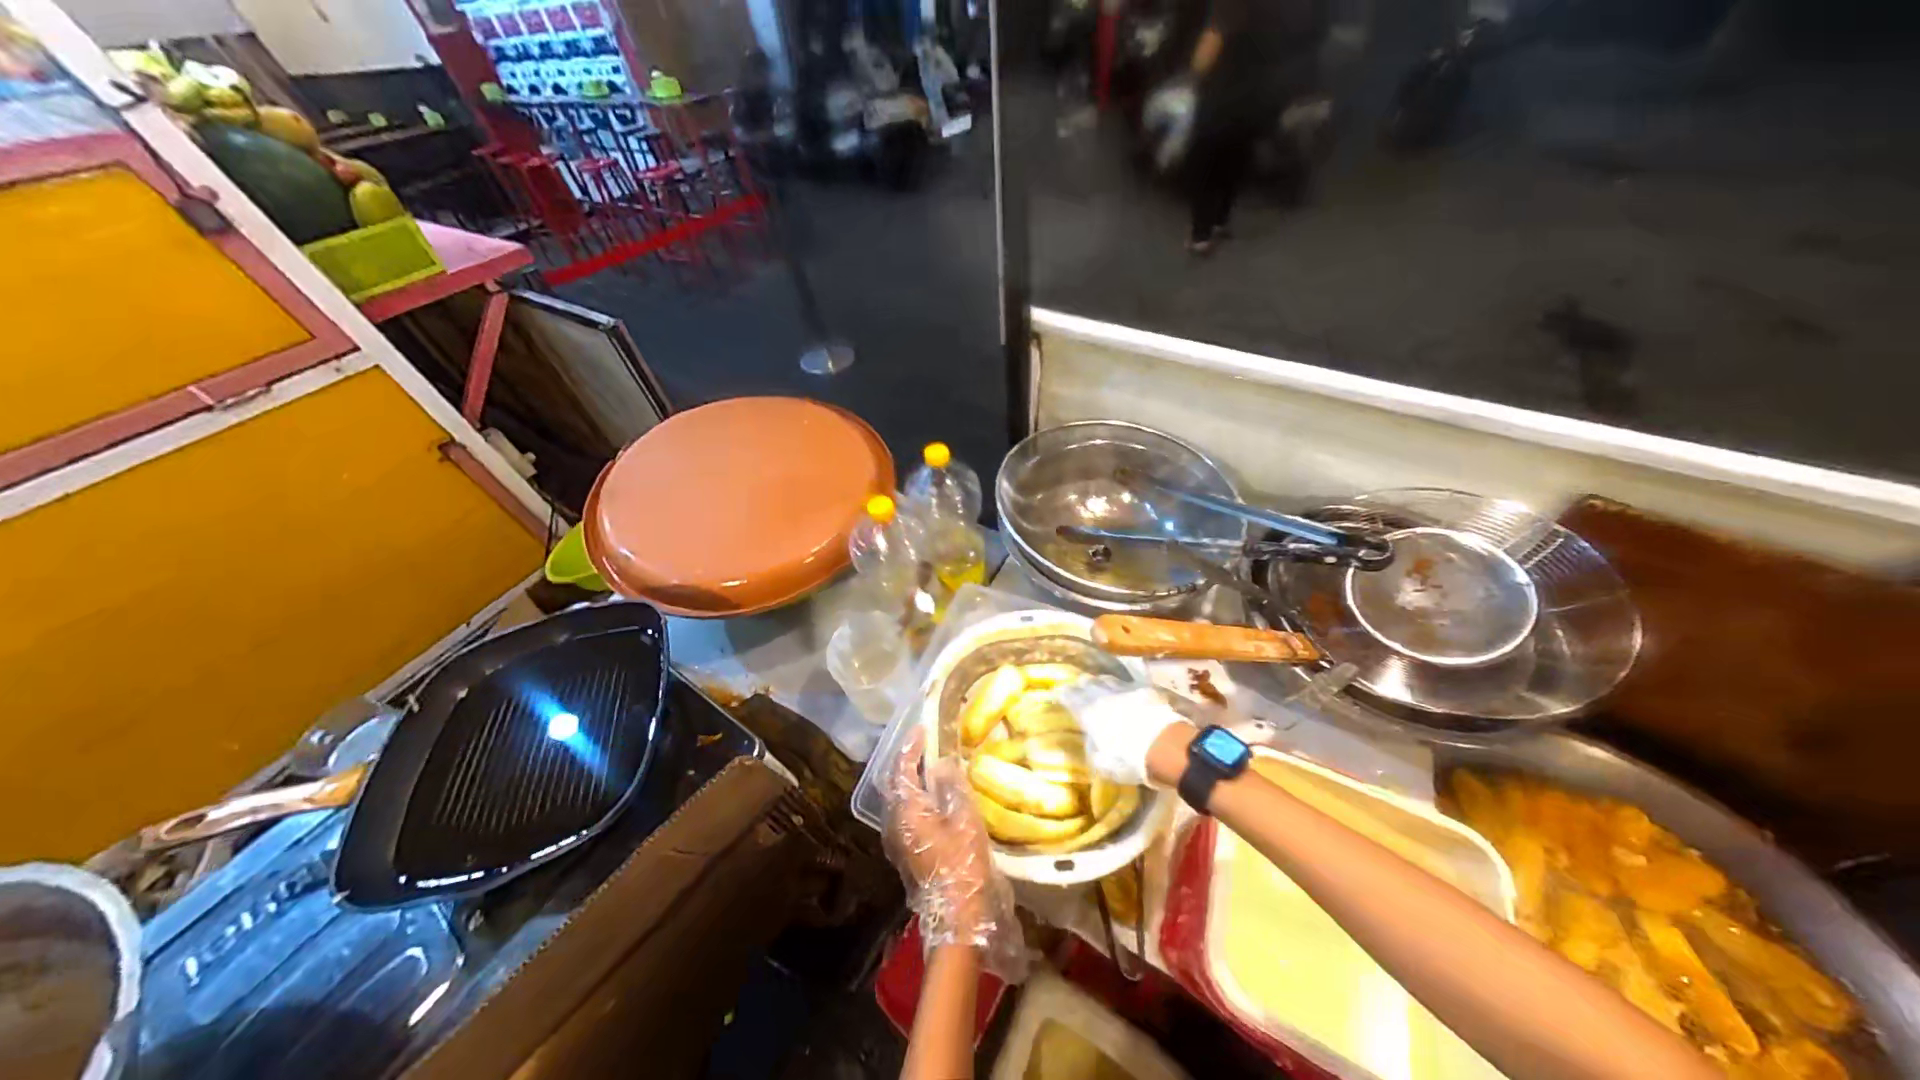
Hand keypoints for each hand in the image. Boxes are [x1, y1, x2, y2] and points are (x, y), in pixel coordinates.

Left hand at [883, 729, 1025, 976]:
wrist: (956, 916)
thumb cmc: (962, 863)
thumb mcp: (964, 818)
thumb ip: (951, 785)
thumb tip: (942, 762)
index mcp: (906, 810)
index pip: (902, 768)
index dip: (912, 746)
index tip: (923, 728)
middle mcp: (894, 822)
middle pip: (897, 782)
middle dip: (909, 761)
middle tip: (927, 743)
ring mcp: (898, 839)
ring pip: (901, 799)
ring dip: (913, 779)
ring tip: (933, 764)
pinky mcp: (907, 851)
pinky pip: (907, 813)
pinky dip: (918, 797)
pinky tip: (935, 795)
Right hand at [1053, 677, 1190, 786]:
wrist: (1168, 747)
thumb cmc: (1130, 760)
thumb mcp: (1101, 762)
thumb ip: (1092, 746)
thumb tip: (1091, 738)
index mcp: (1088, 711)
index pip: (1070, 696)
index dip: (1063, 695)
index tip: (1059, 695)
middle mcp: (1103, 696)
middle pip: (1088, 683)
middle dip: (1081, 686)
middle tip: (1078, 689)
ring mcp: (1126, 690)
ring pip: (1108, 680)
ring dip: (1101, 683)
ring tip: (1100, 688)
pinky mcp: (1146, 691)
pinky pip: (1128, 685)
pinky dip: (1123, 689)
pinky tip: (1124, 693)